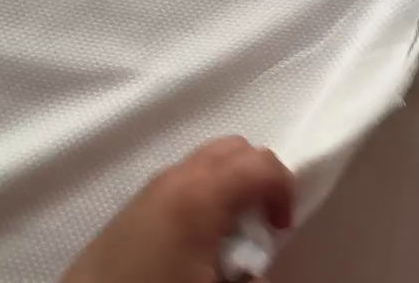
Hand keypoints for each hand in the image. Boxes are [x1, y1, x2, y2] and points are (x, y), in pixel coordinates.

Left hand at [63, 136, 293, 282]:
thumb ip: (249, 278)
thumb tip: (254, 269)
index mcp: (202, 194)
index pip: (262, 164)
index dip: (284, 189)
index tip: (281, 230)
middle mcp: (178, 177)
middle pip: (235, 148)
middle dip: (258, 179)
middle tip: (260, 226)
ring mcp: (153, 187)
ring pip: (208, 160)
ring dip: (231, 185)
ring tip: (229, 236)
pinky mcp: (134, 205)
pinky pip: (184, 178)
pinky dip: (205, 193)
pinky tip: (197, 241)